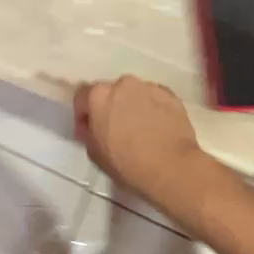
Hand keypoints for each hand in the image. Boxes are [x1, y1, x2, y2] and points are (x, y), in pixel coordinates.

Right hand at [74, 77, 208, 215]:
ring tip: (141, 129)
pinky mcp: (170, 95)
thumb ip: (88, 132)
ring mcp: (148, 87)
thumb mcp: (94, 153)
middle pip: (110, 92)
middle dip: (110, 107)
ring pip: (134, 94)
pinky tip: (158, 128)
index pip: (82, 97)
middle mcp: (122, 84)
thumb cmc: (127, 164)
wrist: (172, 168)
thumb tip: (92, 126)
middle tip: (116, 130)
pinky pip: (155, 99)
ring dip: (132, 106)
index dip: (84, 114)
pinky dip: (153, 108)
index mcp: (98, 96)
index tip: (89, 131)